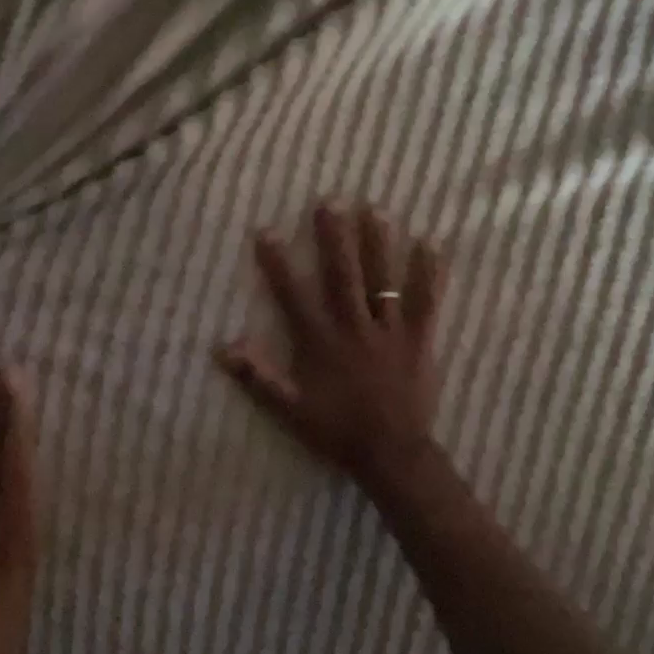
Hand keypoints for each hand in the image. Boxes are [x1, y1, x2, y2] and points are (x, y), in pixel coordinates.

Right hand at [216, 202, 449, 494]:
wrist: (390, 452)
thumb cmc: (335, 432)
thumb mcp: (288, 409)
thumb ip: (258, 377)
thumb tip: (223, 349)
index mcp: (320, 342)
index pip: (293, 295)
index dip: (277, 264)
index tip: (266, 231)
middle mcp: (353, 327)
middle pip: (342, 275)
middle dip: (334, 237)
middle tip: (330, 201)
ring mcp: (389, 331)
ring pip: (383, 279)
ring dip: (378, 243)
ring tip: (374, 209)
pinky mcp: (418, 340)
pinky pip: (425, 301)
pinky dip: (428, 273)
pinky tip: (430, 244)